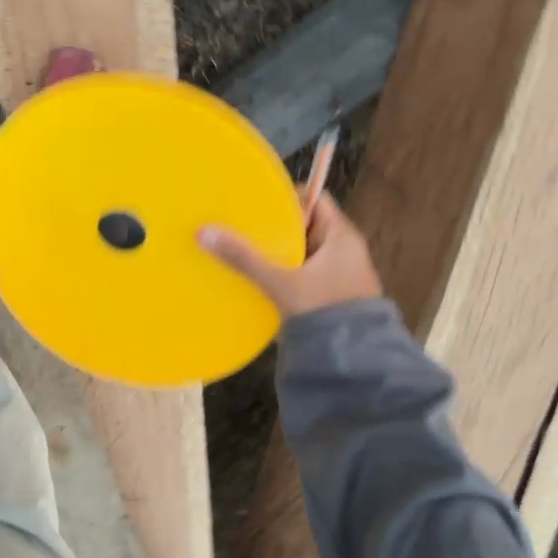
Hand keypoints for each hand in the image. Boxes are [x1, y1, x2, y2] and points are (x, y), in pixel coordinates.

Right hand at [198, 192, 382, 317]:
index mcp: (342, 236)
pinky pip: (305, 269)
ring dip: (279, 248)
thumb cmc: (324, 309)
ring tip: (246, 246)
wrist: (354, 362)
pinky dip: (285, 267)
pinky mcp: (332, 293)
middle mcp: (345, 249)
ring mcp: (341, 273)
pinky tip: (261, 272)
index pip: (315, 198)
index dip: (287, 195)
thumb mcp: (279, 281)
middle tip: (244, 222)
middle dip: (276, 223)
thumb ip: (242, 257)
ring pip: (303, 248)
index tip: (257, 199)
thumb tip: (203, 231)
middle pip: (305, 223)